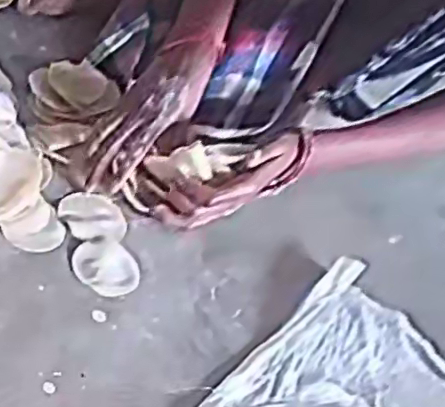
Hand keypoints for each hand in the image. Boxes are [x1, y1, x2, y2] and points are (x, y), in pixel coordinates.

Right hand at [86, 39, 217, 192]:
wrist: (188, 47)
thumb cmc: (191, 83)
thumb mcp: (187, 113)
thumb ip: (171, 137)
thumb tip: (159, 161)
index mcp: (158, 118)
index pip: (136, 149)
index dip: (122, 170)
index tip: (110, 189)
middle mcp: (139, 113)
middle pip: (113, 145)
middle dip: (98, 168)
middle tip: (87, 187)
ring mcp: (128, 106)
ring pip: (103, 134)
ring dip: (89, 155)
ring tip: (77, 172)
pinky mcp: (122, 100)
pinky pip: (103, 122)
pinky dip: (92, 138)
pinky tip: (84, 151)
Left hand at [149, 133, 303, 228]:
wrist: (288, 163)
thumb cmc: (283, 152)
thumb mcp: (281, 146)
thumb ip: (267, 152)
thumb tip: (250, 159)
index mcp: (244, 190)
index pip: (213, 197)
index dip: (193, 190)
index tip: (178, 178)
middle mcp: (230, 205)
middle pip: (197, 215)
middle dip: (177, 205)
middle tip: (162, 192)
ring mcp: (222, 210)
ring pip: (191, 223)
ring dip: (171, 218)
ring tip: (155, 207)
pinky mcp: (215, 210)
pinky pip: (191, 222)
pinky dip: (174, 220)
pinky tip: (161, 213)